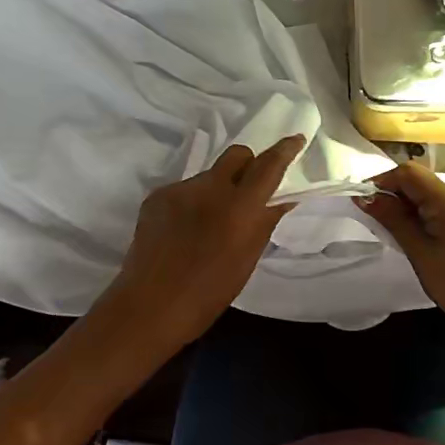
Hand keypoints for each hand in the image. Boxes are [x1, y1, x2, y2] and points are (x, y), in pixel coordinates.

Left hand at [100, 135, 305, 348]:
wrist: (150, 305)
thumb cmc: (208, 293)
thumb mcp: (247, 260)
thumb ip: (264, 223)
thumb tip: (281, 199)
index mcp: (239, 207)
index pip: (268, 166)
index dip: (285, 150)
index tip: (295, 139)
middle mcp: (210, 188)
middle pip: (237, 155)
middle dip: (248, 164)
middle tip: (248, 190)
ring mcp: (180, 189)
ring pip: (208, 176)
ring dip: (216, 190)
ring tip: (208, 225)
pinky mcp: (157, 196)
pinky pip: (184, 190)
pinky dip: (191, 204)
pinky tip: (184, 232)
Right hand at [357, 163, 444, 345]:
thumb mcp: (419, 253)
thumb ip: (392, 219)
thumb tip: (365, 198)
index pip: (411, 174)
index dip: (384, 181)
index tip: (367, 200)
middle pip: (426, 181)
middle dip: (401, 195)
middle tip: (384, 220)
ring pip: (439, 192)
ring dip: (418, 204)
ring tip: (408, 232)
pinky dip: (437, 212)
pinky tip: (433, 235)